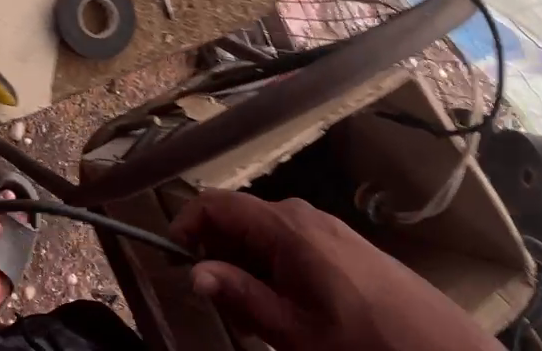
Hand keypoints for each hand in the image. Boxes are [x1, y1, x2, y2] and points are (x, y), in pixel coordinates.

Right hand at [171, 191, 499, 350]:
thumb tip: (194, 273)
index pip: (216, 203)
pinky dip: (275, 266)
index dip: (188, 224)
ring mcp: (326, 226)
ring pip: (263, 232)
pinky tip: (291, 309)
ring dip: (247, 264)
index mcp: (285, 227)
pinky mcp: (344, 243)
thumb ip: (241, 296)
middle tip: (224, 305)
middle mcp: (301, 214)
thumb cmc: (364, 344)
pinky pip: (291, 242)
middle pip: (238, 216)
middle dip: (219, 254)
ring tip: (258, 316)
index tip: (176, 261)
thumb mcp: (295, 332)